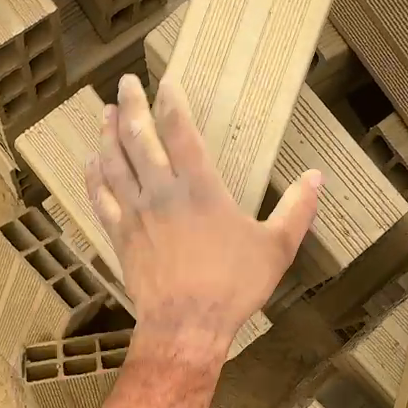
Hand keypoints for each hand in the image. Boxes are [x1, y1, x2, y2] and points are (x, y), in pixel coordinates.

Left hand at [86, 75, 321, 362]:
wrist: (186, 326)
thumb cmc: (233, 287)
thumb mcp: (276, 248)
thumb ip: (296, 210)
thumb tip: (317, 178)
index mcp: (200, 188)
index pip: (179, 130)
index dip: (171, 101)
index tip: (166, 81)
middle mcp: (162, 192)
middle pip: (139, 137)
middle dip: (131, 105)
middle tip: (125, 84)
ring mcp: (136, 214)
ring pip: (115, 163)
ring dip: (108, 134)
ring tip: (105, 113)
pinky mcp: (121, 238)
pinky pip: (101, 199)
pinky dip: (93, 177)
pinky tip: (91, 163)